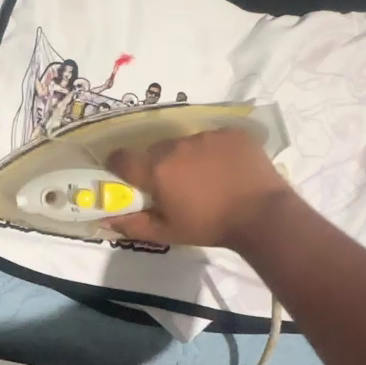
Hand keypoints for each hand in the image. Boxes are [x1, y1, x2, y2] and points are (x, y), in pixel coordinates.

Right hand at [103, 127, 296, 249]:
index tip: (124, 175)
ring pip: (185, 144)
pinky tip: (226, 170)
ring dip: (187, 158)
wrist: (261, 214)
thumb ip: (132, 224)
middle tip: (174, 187)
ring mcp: (206, 135)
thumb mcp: (167, 232)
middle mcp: (176, 145)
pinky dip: (214, 152)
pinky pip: (213, 139)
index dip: (118, 166)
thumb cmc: (209, 226)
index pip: (122, 158)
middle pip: (156, 151)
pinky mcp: (231, 132)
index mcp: (157, 169)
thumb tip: (104, 219)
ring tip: (205, 179)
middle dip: (158, 166)